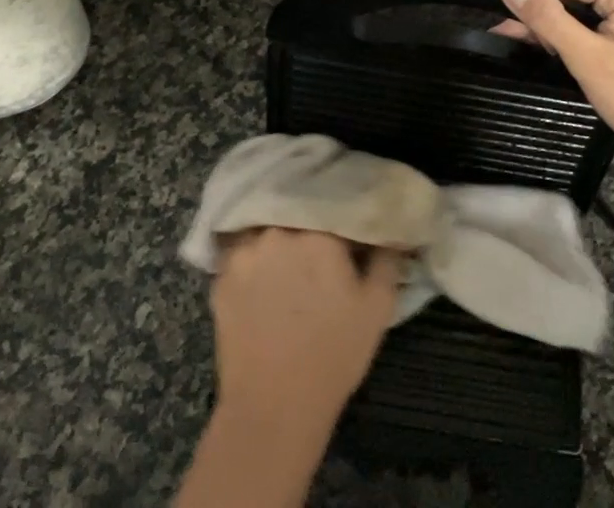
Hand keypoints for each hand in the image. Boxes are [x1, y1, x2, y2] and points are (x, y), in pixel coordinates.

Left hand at [209, 228, 402, 427]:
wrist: (273, 404)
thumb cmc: (334, 354)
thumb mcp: (378, 307)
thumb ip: (388, 260)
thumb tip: (394, 234)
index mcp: (318, 233)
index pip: (338, 208)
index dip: (348, 224)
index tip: (355, 241)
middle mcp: (276, 232)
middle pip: (298, 216)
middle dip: (311, 229)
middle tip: (321, 255)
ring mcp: (242, 254)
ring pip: (266, 231)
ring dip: (278, 241)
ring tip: (289, 265)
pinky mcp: (219, 278)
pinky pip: (241, 255)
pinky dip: (253, 261)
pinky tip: (263, 281)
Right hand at [493, 0, 613, 154]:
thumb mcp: (586, 58)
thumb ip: (545, 17)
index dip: (541, 7)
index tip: (543, 46)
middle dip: (556, 16)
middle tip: (553, 56)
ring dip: (571, 23)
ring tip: (567, 58)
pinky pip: (609, 8)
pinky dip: (592, 26)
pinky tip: (586, 50)